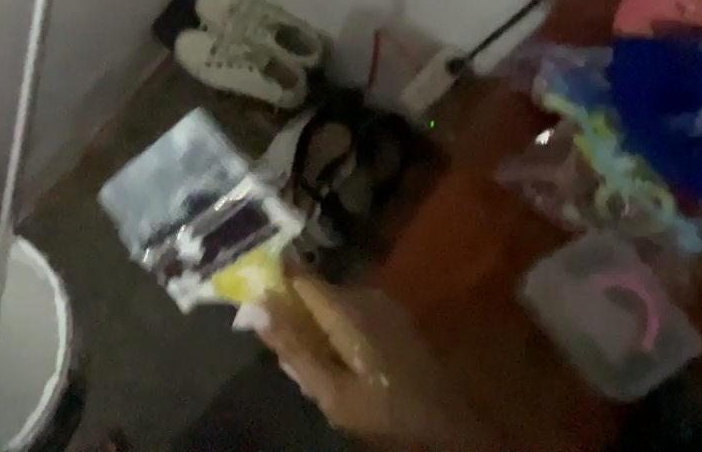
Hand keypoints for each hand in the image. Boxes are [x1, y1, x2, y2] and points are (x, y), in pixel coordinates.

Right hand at [245, 273, 487, 447]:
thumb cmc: (386, 412)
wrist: (450, 427)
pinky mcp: (394, 315)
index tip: (251, 283)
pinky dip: (337, 322)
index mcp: (346, 307)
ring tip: (309, 348)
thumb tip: (256, 307)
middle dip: (294, 304)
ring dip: (317, 316)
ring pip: (334, 298)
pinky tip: (338, 351)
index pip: (299, 274)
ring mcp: (383, 301)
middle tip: (280, 334)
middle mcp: (364, 292)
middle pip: (316, 287)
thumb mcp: (332, 393)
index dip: (273, 275)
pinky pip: (353, 307)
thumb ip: (293, 350)